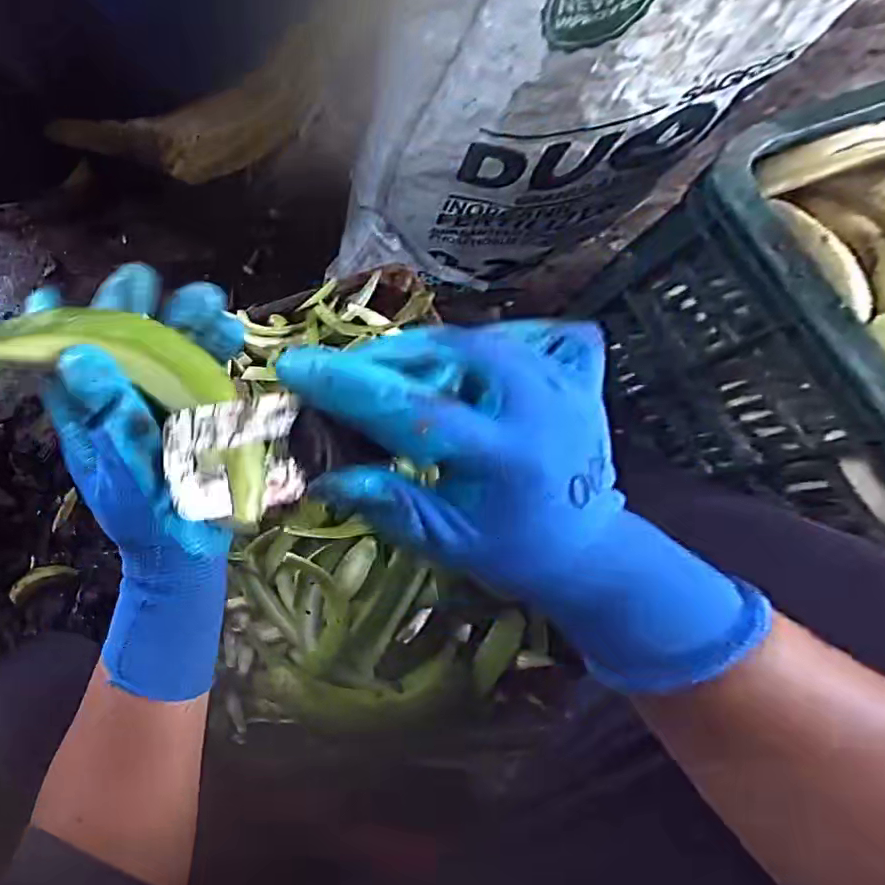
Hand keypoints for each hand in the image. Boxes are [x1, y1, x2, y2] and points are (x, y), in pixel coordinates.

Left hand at [26, 263, 242, 701]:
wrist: (187, 547)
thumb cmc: (142, 513)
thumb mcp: (116, 470)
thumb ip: (103, 415)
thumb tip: (76, 355)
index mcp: (84, 406)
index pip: (60, 356)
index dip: (49, 325)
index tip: (46, 298)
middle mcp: (118, 389)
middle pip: (116, 333)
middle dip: (128, 303)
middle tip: (141, 285)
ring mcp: (158, 390)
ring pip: (165, 338)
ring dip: (183, 313)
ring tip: (205, 301)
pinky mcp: (196, 397)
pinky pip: (204, 360)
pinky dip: (217, 341)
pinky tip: (229, 329)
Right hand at [274, 320, 770, 692]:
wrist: (589, 548)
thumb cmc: (508, 551)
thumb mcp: (441, 539)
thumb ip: (385, 503)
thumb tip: (321, 479)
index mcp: (504, 455)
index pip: (411, 408)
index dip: (346, 386)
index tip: (295, 367)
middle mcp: (540, 404)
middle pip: (444, 352)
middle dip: (380, 358)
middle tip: (337, 374)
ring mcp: (565, 380)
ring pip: (475, 335)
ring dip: (419, 349)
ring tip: (383, 373)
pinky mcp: (577, 369)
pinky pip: (521, 332)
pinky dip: (477, 342)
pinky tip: (459, 368)